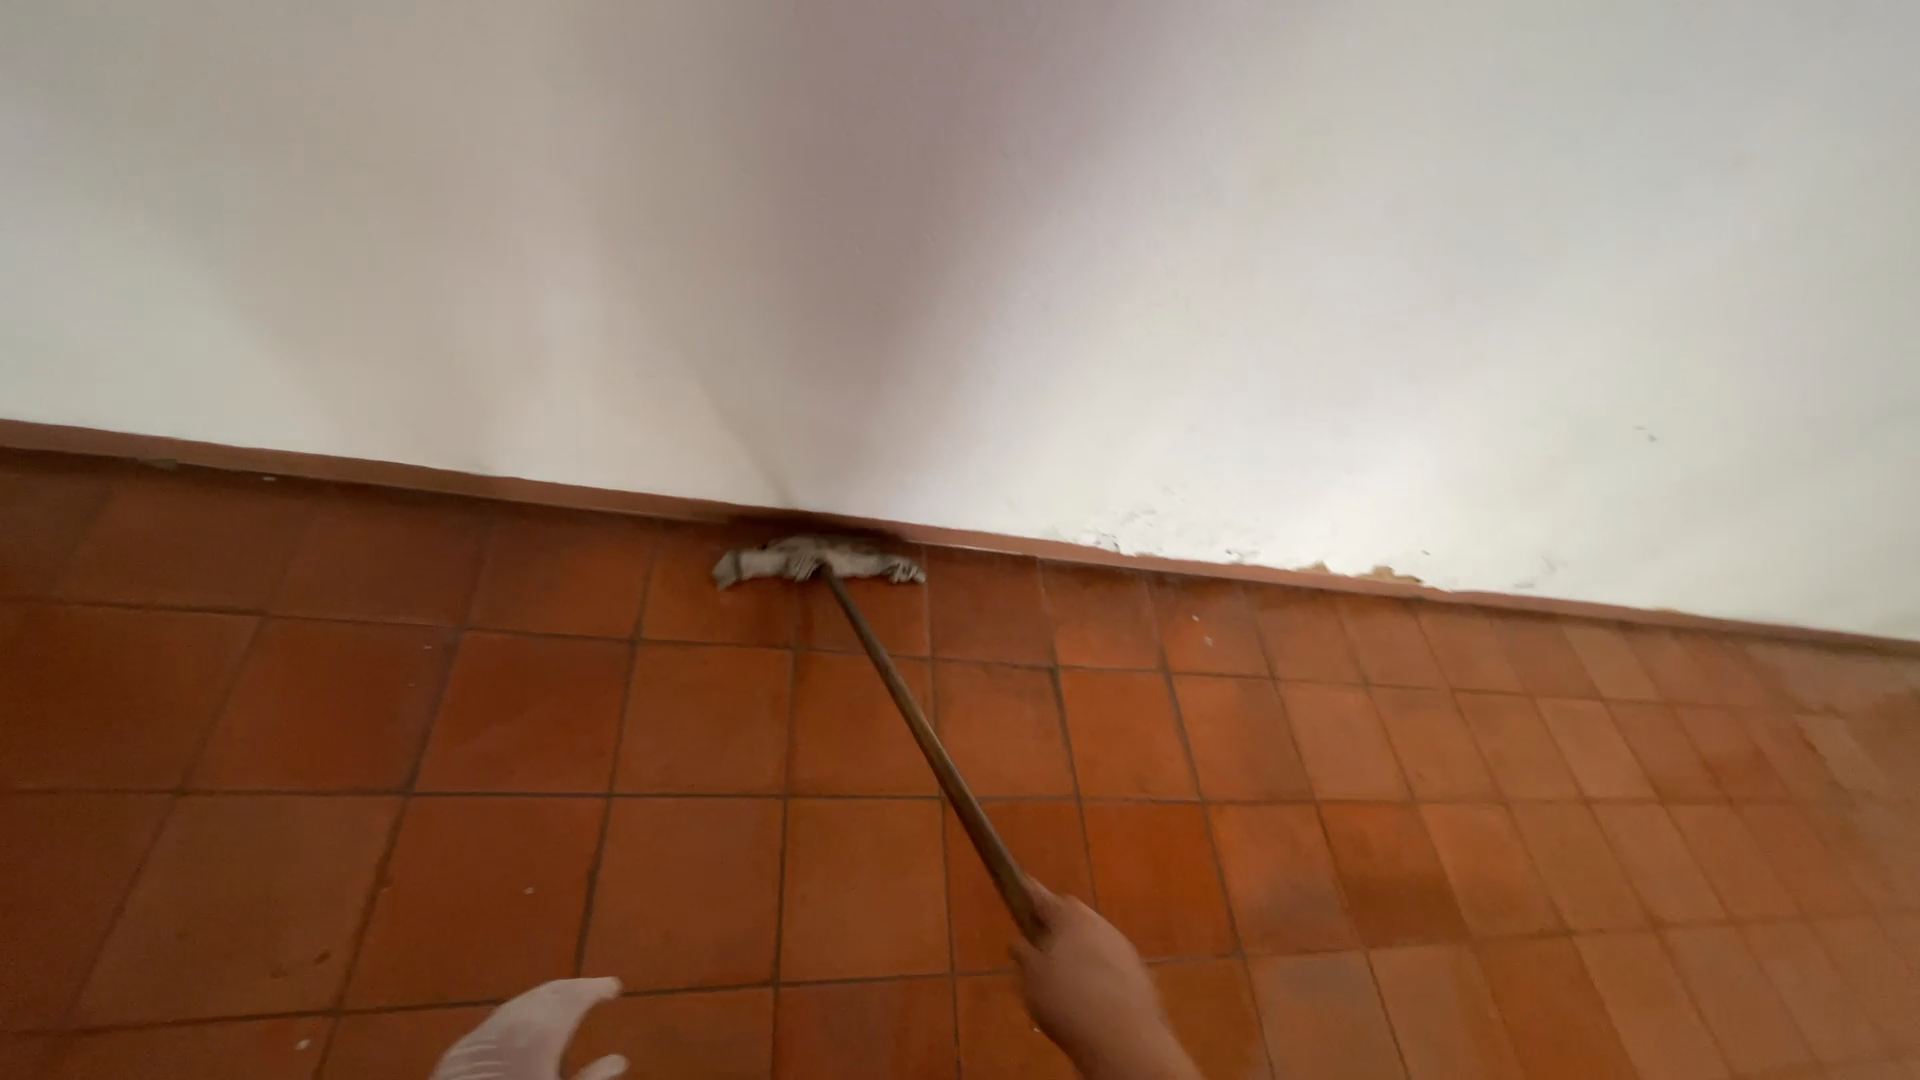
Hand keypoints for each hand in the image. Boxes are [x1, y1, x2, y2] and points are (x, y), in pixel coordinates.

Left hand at [433, 977, 626, 1079]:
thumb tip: (620, 1062)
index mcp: (545, 1030)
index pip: (579, 994)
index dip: (599, 987)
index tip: (614, 987)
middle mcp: (517, 1020)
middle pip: (553, 990)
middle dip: (576, 988)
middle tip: (593, 991)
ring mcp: (487, 1031)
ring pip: (525, 1000)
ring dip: (549, 997)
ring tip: (564, 1003)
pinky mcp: (463, 1047)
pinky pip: (500, 1017)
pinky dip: (522, 1012)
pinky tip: (524, 1025)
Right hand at [1011, 880, 1200, 1079]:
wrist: (1126, 1039)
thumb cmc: (1067, 1003)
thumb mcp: (1031, 980)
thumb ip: (1023, 955)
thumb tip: (1019, 942)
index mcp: (1067, 916)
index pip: (1041, 896)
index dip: (1027, 893)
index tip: (1019, 890)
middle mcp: (1096, 921)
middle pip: (1071, 915)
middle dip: (1056, 927)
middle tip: (1040, 948)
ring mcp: (1121, 944)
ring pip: (1092, 938)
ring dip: (1079, 950)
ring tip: (1065, 980)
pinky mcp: (1138, 970)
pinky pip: (1110, 962)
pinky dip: (1098, 972)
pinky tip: (1090, 998)